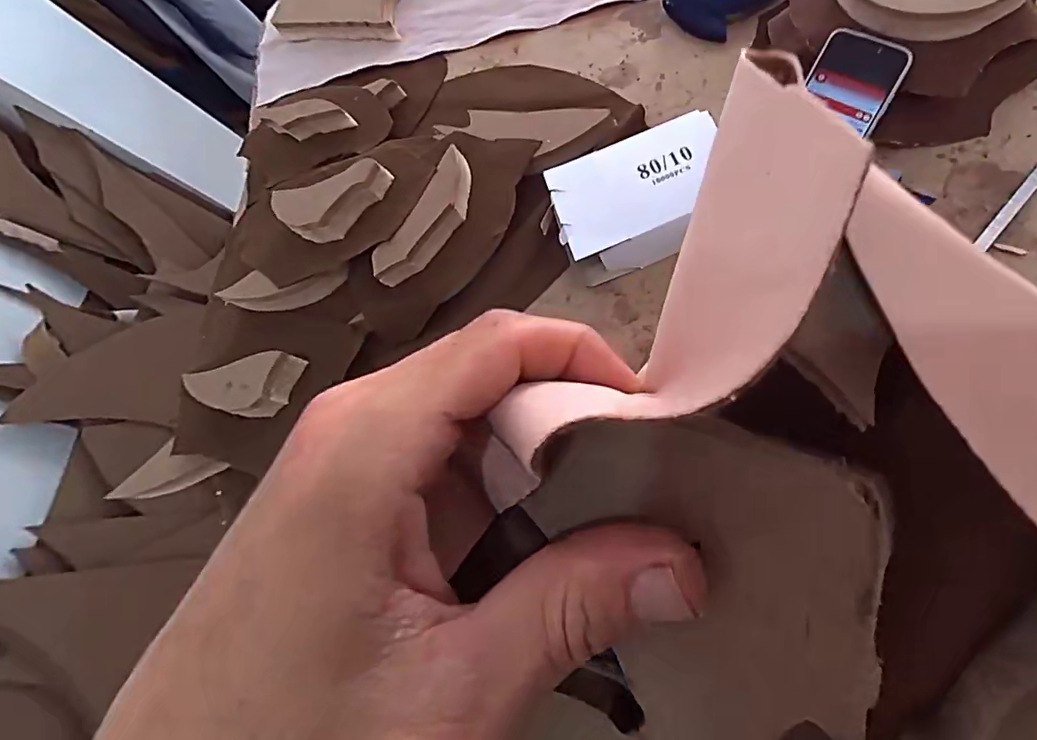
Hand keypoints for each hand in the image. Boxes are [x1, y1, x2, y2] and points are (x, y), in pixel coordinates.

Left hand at [100, 311, 706, 739]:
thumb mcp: (450, 694)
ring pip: (478, 405)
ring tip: (609, 488)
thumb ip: (573, 608)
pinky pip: (452, 448)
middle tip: (642, 456)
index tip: (647, 411)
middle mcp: (353, 427)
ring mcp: (347, 460)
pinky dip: (513, 471)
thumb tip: (689, 565)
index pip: (500, 342)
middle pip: (494, 366)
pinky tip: (543, 525)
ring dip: (549, 438)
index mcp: (365, 445)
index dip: (586, 356)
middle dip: (577, 398)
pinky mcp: (352, 498)